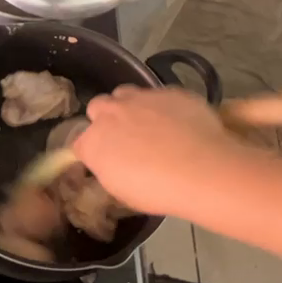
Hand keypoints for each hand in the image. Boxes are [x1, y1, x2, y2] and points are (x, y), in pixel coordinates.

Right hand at [71, 86, 245, 216]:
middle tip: (124, 138)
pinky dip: (162, 107)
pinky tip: (178, 123)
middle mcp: (111, 113)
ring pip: (124, 93)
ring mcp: (141, 98)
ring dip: (129, 106)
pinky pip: (158, 95)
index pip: (78, 143)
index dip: (91, 151)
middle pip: (97, 107)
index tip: (104, 160)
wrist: (202, 170)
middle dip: (106, 119)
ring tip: (148, 124)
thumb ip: (108, 169)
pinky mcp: (169, 91)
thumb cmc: (157, 190)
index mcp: (93, 141)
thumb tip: (110, 163)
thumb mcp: (121, 191)